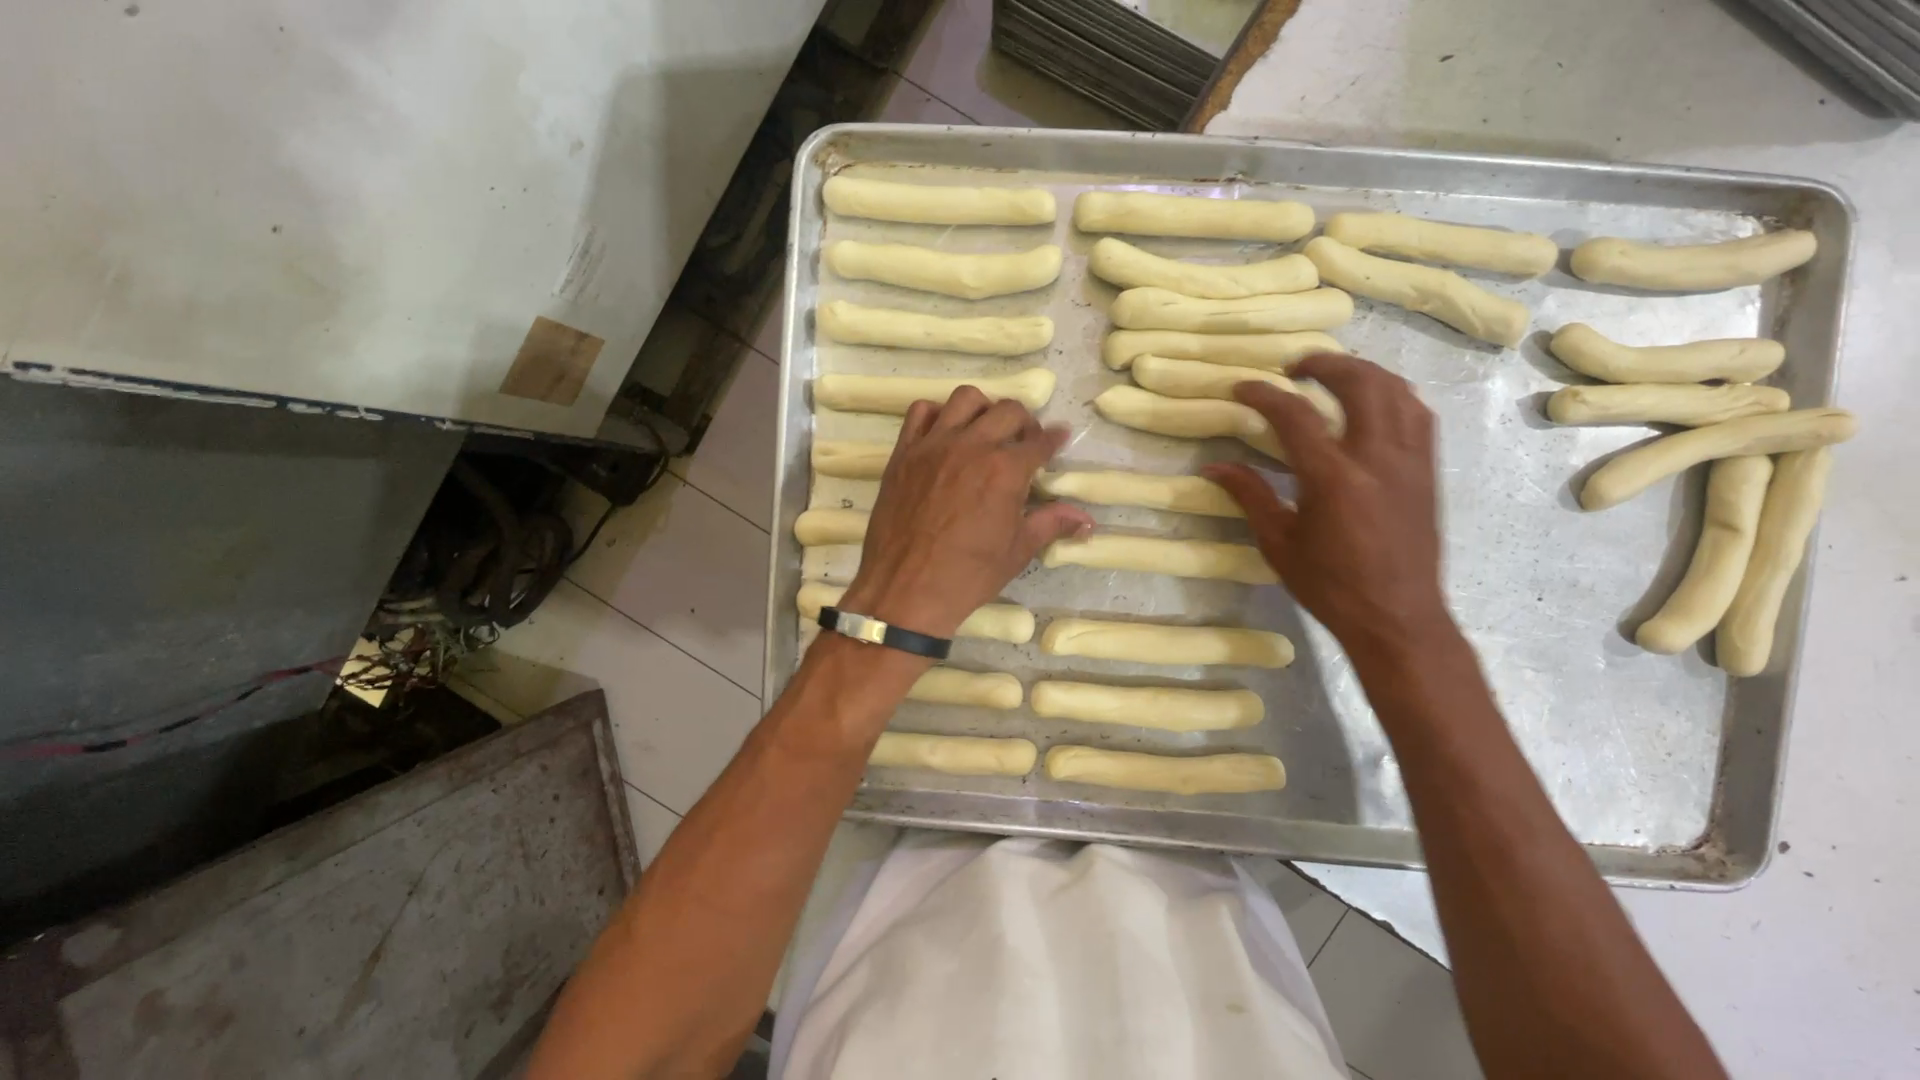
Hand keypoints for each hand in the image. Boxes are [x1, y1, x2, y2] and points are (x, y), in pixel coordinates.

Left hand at [838, 388, 1091, 638]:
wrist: (906, 589)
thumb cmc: (968, 575)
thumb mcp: (1017, 550)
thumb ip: (1051, 523)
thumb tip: (1086, 520)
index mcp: (1006, 470)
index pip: (1040, 441)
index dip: (1054, 439)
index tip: (1059, 439)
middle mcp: (972, 446)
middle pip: (1008, 411)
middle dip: (1024, 422)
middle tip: (1024, 442)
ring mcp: (934, 445)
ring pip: (966, 399)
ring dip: (983, 409)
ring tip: (985, 431)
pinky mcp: (904, 453)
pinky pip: (920, 412)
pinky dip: (937, 414)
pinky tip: (945, 434)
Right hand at [1204, 353, 1452, 662]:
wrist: (1397, 616)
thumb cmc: (1331, 586)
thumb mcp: (1279, 544)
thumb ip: (1250, 496)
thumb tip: (1213, 467)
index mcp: (1334, 478)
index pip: (1296, 415)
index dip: (1264, 394)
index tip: (1243, 387)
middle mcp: (1377, 458)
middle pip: (1358, 383)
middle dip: (1324, 363)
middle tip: (1295, 367)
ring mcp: (1410, 460)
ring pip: (1395, 390)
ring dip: (1362, 371)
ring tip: (1335, 374)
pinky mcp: (1428, 469)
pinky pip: (1418, 413)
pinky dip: (1394, 394)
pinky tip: (1375, 401)